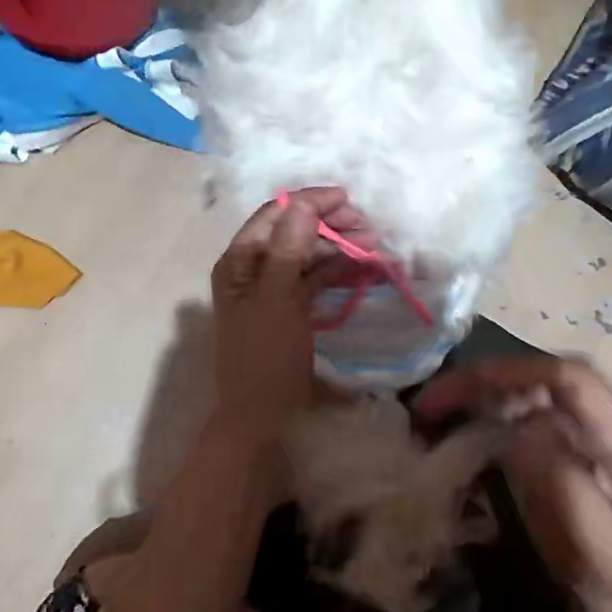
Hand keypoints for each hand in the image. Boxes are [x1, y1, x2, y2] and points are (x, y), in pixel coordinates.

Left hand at [208, 188, 372, 448]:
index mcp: (239, 259)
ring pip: (306, 252)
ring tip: (372, 244)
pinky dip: (335, 268)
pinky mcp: (289, 306)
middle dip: (328, 222)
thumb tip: (303, 203)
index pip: (275, 214)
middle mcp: (252, 267)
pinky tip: (361, 265)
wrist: (260, 413)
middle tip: (366, 225)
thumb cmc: (265, 354)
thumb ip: (289, 248)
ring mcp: (271, 287)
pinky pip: (312, 277)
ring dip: (337, 244)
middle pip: (292, 230)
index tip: (347, 198)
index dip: (309, 201)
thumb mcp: (278, 298)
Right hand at [415, 356, 611, 609]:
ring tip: (434, 412)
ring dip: (477, 394)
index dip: (514, 372)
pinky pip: (511, 418)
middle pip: (538, 377)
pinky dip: (478, 416)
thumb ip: (572, 490)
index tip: (460, 390)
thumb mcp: (603, 549)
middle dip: (484, 379)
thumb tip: (526, 426)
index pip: (568, 377)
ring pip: (522, 393)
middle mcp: (597, 425)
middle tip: (434, 401)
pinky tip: (452, 433)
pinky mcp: (550, 454)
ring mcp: (573, 438)